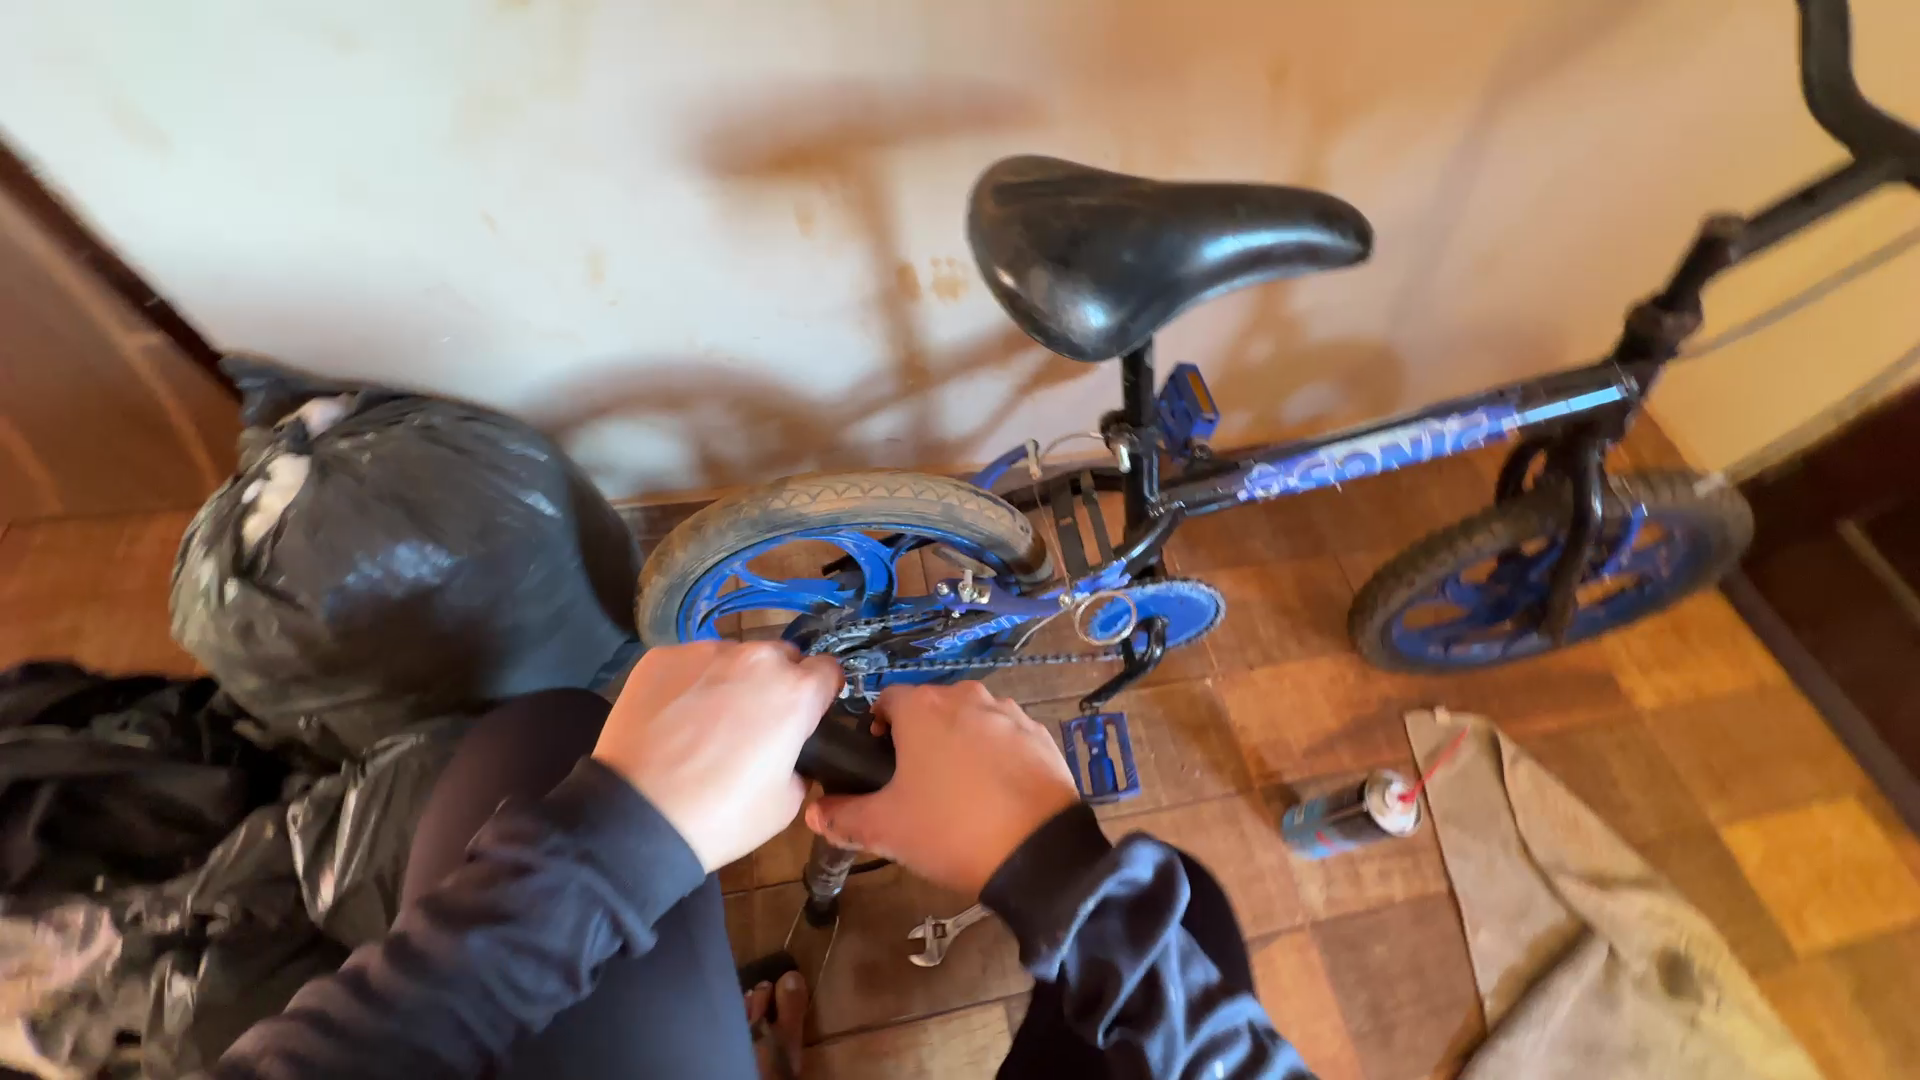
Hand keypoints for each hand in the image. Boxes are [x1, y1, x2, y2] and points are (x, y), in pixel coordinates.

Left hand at [593, 641, 841, 871]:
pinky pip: (690, 663)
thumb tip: (789, 751)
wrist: (636, 819)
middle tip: (753, 725)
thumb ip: (800, 762)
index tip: (805, 717)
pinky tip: (672, 720)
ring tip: (704, 724)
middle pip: (782, 658)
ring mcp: (706, 652)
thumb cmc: (722, 815)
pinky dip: (689, 684)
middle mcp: (758, 659)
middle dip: (776, 684)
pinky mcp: (662, 658)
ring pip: (734, 658)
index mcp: (797, 692)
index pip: (828, 671)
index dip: (819, 695)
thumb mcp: (786, 802)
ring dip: (732, 681)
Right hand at [804, 683, 1078, 896]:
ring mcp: (1009, 711)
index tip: (878, 763)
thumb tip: (813, 812)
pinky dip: (996, 754)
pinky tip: (997, 793)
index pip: (886, 700)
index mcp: (923, 706)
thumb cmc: (951, 829)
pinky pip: (1006, 736)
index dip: (876, 728)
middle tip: (914, 783)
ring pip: (970, 720)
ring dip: (959, 742)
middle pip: (931, 707)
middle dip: (919, 736)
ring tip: (958, 790)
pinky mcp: (1040, 733)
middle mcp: (967, 695)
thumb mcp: (887, 829)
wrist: (1039, 853)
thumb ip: (844, 816)